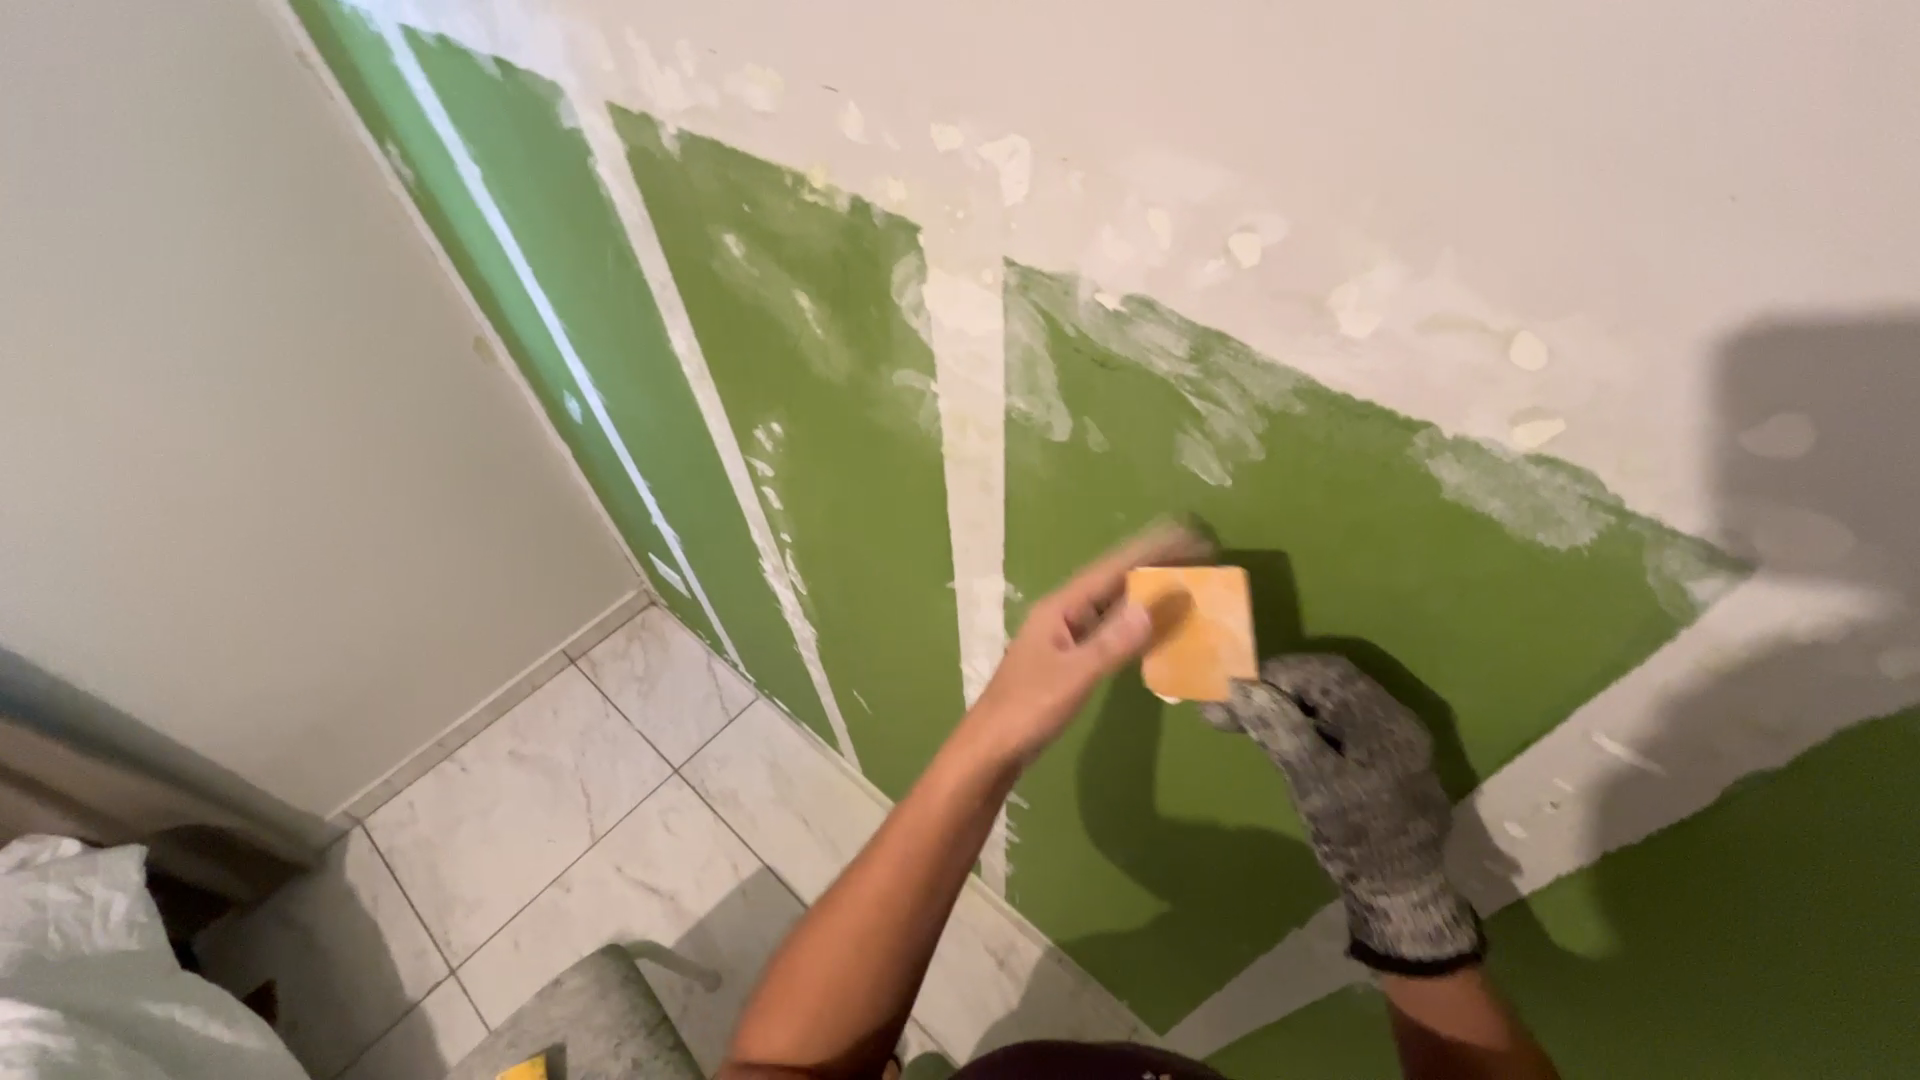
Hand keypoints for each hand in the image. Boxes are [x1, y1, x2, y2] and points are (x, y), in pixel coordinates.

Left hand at [964, 521, 1211, 765]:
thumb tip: (1154, 604)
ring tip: (1186, 584)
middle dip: (1153, 568)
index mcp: (1059, 608)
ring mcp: (1065, 638)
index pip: (1112, 570)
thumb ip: (1113, 643)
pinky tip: (1156, 630)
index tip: (1188, 535)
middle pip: (1113, 583)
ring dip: (1146, 596)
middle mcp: (1062, 615)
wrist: (992, 748)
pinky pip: (1109, 633)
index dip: (1151, 551)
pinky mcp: (1069, 661)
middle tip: (1198, 556)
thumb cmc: (1027, 709)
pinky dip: (1135, 628)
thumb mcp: (1075, 676)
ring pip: (1112, 608)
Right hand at [1201, 655, 1482, 974]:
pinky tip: (1269, 736)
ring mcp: (1385, 742)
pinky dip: (1294, 725)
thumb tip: (1242, 687)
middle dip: (1272, 690)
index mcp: (1386, 722)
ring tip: (1236, 720)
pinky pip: (1330, 727)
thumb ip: (1280, 731)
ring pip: (1324, 706)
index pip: (1328, 673)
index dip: (1279, 673)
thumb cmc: (1358, 840)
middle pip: (1326, 686)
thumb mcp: (1315, 785)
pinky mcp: (1374, 761)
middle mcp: (1392, 722)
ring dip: (1279, 708)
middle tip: (1226, 705)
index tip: (1235, 688)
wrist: (1399, 896)